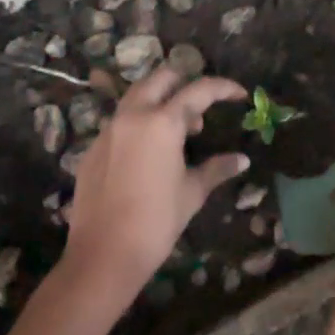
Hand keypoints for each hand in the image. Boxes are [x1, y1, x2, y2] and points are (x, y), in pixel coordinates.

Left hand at [63, 68, 250, 291]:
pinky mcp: (93, 148)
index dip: (223, 88)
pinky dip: (140, 124)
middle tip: (201, 109)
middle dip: (184, 83)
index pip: (199, 90)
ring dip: (160, 101)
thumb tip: (241, 159)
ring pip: (137, 96)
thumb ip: (216, 168)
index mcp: (162, 122)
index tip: (239, 94)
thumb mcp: (192, 193)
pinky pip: (120, 122)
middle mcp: (133, 116)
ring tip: (178, 132)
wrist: (103, 255)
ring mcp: (108, 130)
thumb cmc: (156, 222)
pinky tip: (149, 154)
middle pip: (161, 78)